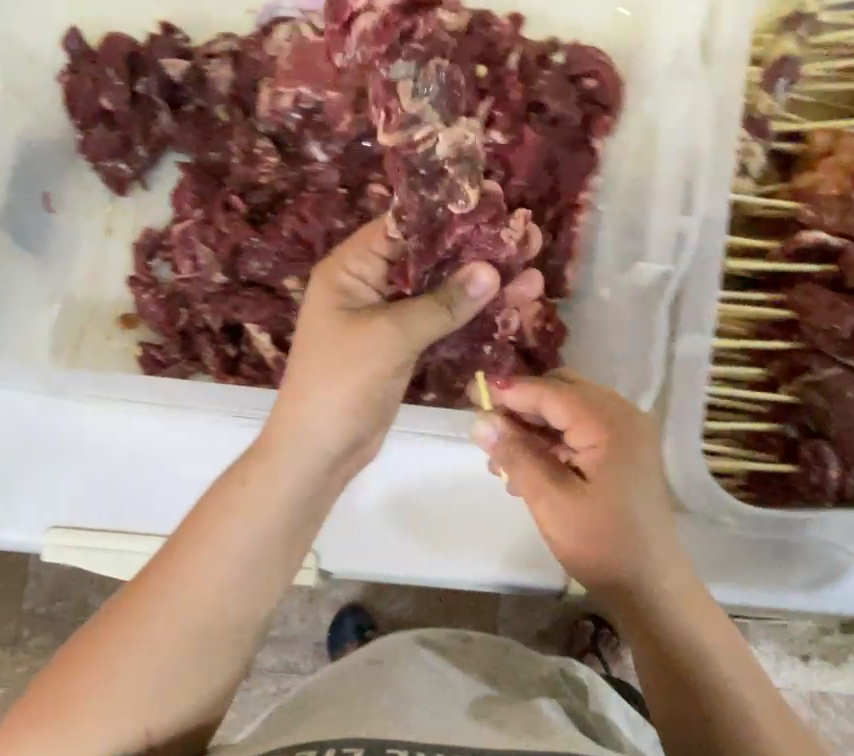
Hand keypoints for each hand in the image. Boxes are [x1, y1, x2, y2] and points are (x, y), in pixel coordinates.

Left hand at [266, 217, 542, 477]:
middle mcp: (369, 287)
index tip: (498, 206)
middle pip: (430, 258)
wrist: (319, 450)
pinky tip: (512, 314)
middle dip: (479, 253)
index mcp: (351, 269)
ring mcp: (387, 321)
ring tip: (534, 281)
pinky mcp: (402, 351)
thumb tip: (491, 270)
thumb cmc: (341, 384)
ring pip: (442, 295)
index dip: (451, 215)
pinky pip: (442, 327)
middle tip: (531, 239)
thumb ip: (441, 303)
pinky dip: (473, 322)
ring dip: (485, 290)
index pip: (404, 226)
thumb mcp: (390, 337)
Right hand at [469, 372, 687, 596]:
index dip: (510, 392)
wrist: (648, 584)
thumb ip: (515, 456)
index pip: (552, 392)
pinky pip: (581, 434)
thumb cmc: (601, 543)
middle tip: (486, 430)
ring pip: (570, 413)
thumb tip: (480, 422)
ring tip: (500, 462)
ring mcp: (627, 436)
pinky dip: (552, 444)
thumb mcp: (550, 501)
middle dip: (523, 407)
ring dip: (534, 428)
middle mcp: (624, 417)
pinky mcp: (624, 455)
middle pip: (564, 393)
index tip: (470, 394)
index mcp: (610, 424)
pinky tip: (525, 472)